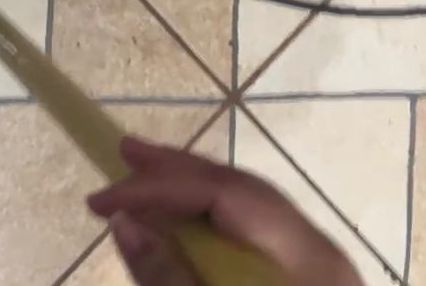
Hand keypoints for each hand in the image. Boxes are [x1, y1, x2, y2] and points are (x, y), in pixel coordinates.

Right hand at [87, 137, 362, 285]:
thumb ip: (170, 282)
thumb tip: (123, 220)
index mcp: (311, 265)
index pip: (225, 196)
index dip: (158, 188)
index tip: (102, 202)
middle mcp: (323, 258)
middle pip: (242, 191)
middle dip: (178, 171)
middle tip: (123, 152)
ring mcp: (322, 273)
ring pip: (250, 208)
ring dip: (192, 188)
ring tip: (142, 169)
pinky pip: (256, 234)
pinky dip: (212, 218)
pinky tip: (180, 218)